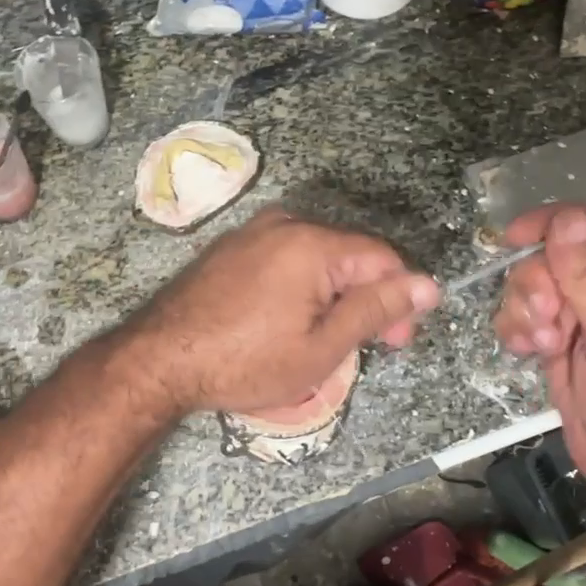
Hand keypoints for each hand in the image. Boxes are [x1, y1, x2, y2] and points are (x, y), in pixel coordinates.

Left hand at [116, 208, 440, 417]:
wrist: (158, 359)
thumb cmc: (244, 361)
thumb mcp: (321, 347)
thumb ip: (375, 310)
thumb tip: (427, 284)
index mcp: (311, 243)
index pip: (382, 258)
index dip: (399, 299)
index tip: (395, 341)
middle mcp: (285, 223)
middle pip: (349, 255)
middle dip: (364, 299)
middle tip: (359, 348)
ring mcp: (254, 231)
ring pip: (318, 258)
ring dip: (332, 296)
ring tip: (319, 342)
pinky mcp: (233, 247)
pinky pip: (285, 259)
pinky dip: (300, 288)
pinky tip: (286, 324)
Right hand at [493, 206, 585, 513]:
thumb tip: (566, 217)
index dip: (555, 228)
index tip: (513, 239)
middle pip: (557, 255)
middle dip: (538, 284)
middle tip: (543, 321)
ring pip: (535, 284)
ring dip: (525, 309)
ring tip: (540, 344)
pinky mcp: (563, 343)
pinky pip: (525, 316)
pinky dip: (516, 328)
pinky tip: (526, 351)